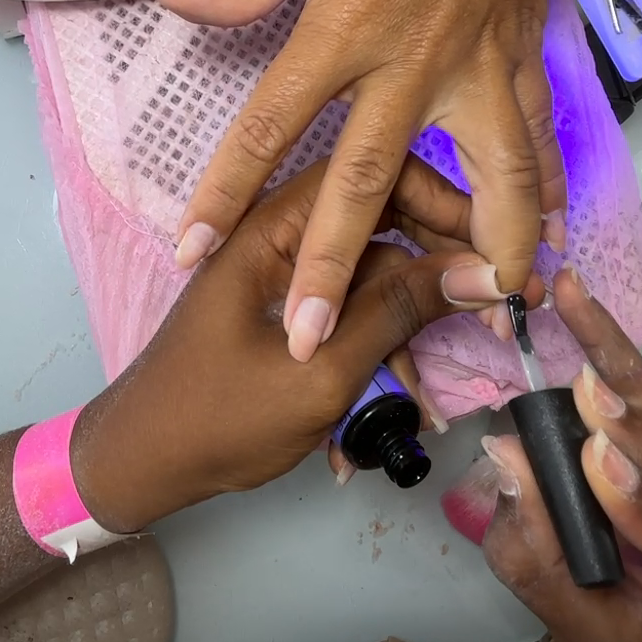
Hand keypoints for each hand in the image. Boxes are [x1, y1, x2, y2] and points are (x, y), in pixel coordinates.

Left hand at [69, 156, 535, 532]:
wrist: (146, 464)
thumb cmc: (221, 414)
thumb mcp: (321, 370)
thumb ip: (399, 312)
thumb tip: (483, 271)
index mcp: (276, 227)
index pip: (368, 177)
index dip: (438, 203)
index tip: (493, 246)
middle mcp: (284, 238)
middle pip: (378, 228)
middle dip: (435, 273)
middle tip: (496, 308)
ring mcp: (289, 276)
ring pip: (371, 278)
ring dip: (405, 329)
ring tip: (436, 391)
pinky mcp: (294, 311)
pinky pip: (350, 313)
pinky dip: (375, 350)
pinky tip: (396, 404)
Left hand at [149, 0, 600, 362]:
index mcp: (344, 28)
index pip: (267, 127)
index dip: (221, 193)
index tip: (191, 252)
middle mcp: (411, 63)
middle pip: (364, 182)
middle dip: (334, 267)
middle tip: (310, 341)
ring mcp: (479, 65)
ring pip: (490, 176)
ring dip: (488, 248)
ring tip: (487, 310)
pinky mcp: (527, 53)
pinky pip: (539, 135)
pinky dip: (545, 189)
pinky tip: (546, 233)